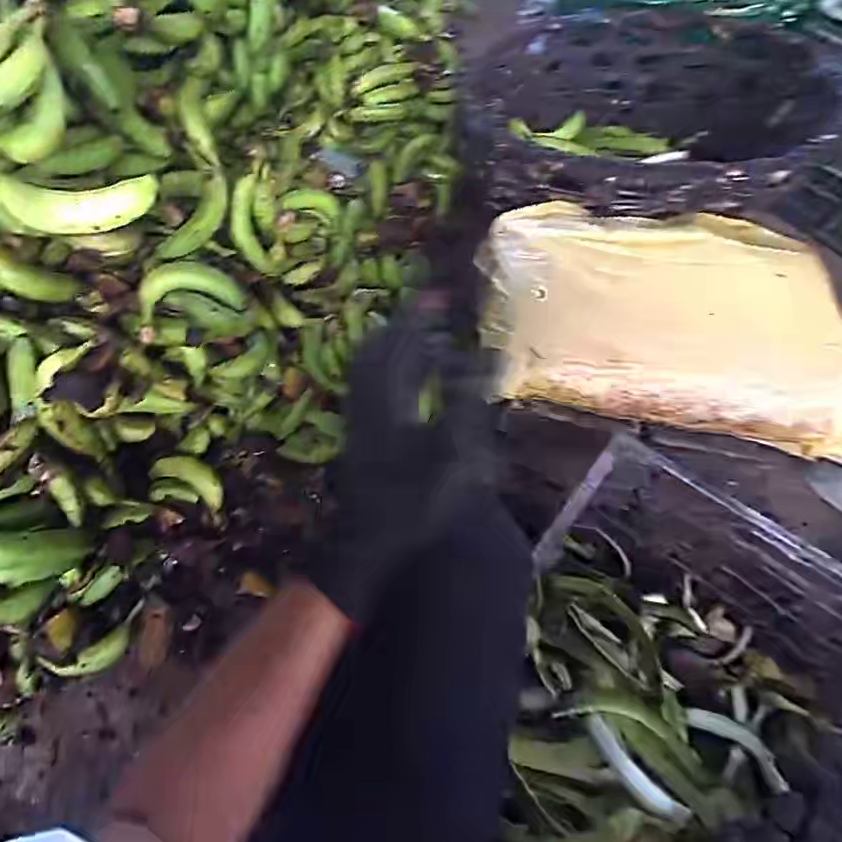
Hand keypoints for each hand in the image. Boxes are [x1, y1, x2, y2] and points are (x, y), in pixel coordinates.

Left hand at [304, 302, 489, 621]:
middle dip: (405, 327)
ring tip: (429, 338)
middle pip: (378, 351)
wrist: (370, 544)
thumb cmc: (417, 505)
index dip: (417, 319)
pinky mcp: (356, 433)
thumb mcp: (454, 457)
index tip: (436, 297)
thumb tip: (485, 358)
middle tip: (433, 310)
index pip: (398, 348)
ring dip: (396, 347)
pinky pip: (368, 385)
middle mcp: (365, 403)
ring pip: (369, 367)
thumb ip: (468, 403)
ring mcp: (356, 418)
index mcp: (386, 403)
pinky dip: (389, 368)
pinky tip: (412, 376)